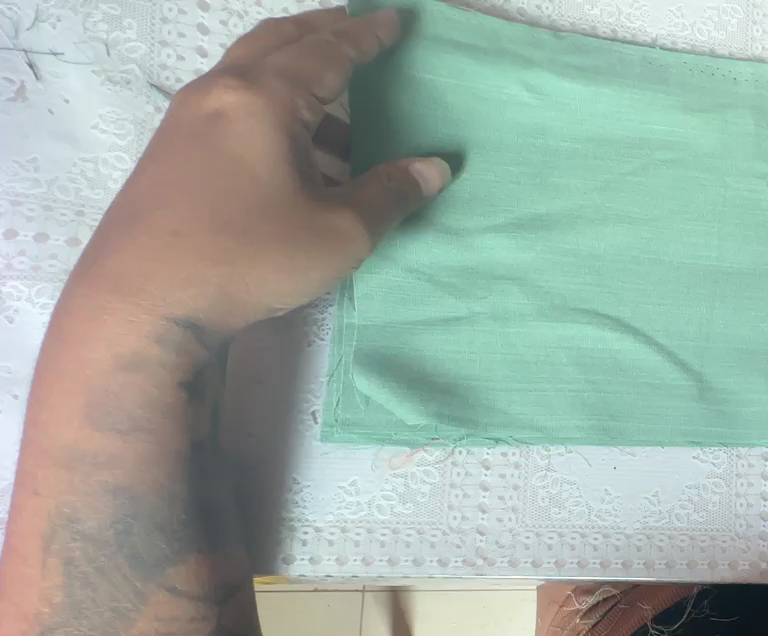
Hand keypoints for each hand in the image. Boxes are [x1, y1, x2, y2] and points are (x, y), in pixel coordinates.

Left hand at [64, 6, 446, 338]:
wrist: (152, 292)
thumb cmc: (256, 255)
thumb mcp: (342, 230)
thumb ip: (390, 192)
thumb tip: (433, 166)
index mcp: (261, 102)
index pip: (322, 53)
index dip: (363, 36)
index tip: (394, 19)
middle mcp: (220, 95)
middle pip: (277, 43)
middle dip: (325, 32)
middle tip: (364, 27)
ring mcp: (196, 119)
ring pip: (258, 73)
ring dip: (307, 74)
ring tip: (352, 97)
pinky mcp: (187, 148)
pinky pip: (246, 105)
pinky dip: (288, 107)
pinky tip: (317, 146)